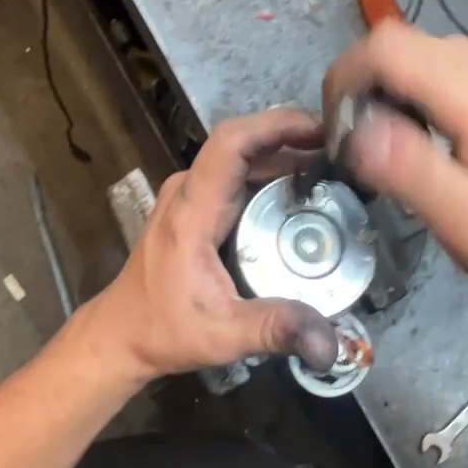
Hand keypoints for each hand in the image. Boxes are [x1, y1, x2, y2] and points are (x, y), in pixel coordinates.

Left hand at [81, 109, 340, 381]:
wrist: (121, 336)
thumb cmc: (161, 331)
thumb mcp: (220, 336)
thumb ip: (273, 330)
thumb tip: (328, 342)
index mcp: (191, 211)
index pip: (231, 143)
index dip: (276, 125)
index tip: (322, 129)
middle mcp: (188, 193)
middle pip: (243, 147)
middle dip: (295, 142)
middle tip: (346, 158)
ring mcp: (189, 198)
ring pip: (242, 161)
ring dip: (286, 159)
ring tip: (337, 173)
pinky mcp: (196, 210)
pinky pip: (238, 179)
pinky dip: (272, 179)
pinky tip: (305, 195)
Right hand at [325, 22, 467, 322]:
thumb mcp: (467, 219)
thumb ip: (409, 169)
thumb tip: (355, 130)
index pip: (384, 47)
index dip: (344, 80)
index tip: (337, 132)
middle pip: (394, 44)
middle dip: (358, 88)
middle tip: (354, 148)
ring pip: (414, 53)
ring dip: (383, 92)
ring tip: (383, 149)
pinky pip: (438, 67)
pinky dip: (410, 93)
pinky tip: (419, 139)